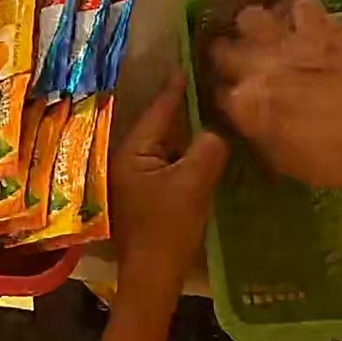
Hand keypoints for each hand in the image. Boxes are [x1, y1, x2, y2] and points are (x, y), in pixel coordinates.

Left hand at [111, 70, 228, 291]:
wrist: (153, 276)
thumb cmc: (168, 228)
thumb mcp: (193, 182)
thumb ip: (208, 147)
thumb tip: (216, 131)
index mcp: (131, 151)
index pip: (158, 111)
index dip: (176, 89)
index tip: (189, 65)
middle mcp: (125, 159)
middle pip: (160, 127)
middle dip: (183, 110)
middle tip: (210, 88)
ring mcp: (132, 179)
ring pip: (164, 147)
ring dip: (185, 135)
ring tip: (212, 114)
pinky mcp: (143, 195)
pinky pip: (166, 165)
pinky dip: (183, 157)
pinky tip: (203, 151)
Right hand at [207, 0, 341, 207]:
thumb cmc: (329, 161)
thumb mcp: (279, 158)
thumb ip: (256, 131)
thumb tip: (248, 119)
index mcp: (243, 106)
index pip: (213, 91)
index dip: (217, 91)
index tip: (223, 95)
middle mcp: (256, 69)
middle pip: (221, 50)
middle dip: (222, 55)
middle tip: (233, 61)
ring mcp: (288, 45)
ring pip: (250, 17)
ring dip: (253, 27)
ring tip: (262, 34)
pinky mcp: (322, 31)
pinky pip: (301, 6)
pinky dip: (299, 14)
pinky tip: (303, 23)